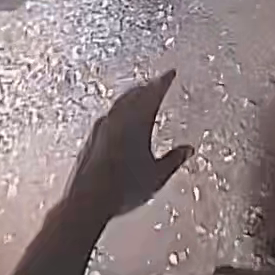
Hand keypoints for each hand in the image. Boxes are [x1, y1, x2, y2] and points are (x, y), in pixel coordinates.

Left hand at [66, 70, 193, 219]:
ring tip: (138, 97)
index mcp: (138, 120)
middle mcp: (119, 118)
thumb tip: (188, 150)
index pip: (154, 92)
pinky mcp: (90, 139)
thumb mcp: (157, 175)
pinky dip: (118, 111)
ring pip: (120, 103)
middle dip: (147, 86)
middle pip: (136, 93)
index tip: (170, 73)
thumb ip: (174, 159)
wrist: (86, 202)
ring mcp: (102, 127)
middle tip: (156, 83)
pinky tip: (117, 121)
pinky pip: (109, 115)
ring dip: (132, 96)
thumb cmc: (123, 188)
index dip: (164, 81)